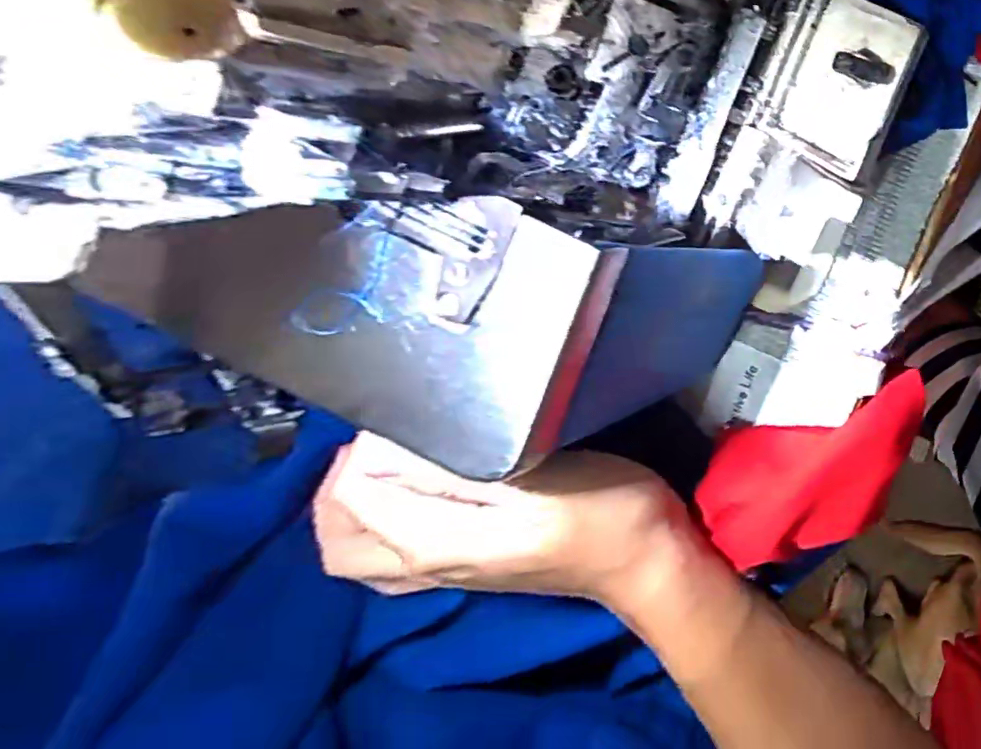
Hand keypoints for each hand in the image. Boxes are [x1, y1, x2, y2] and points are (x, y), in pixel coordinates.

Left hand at [313, 434, 705, 614]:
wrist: (642, 557)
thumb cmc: (602, 508)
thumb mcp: (539, 476)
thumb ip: (460, 466)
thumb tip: (391, 446)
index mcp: (436, 541)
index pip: (355, 496)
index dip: (367, 446)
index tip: (406, 406)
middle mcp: (427, 565)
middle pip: (341, 539)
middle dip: (339, 486)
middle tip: (378, 437)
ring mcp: (449, 574)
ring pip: (362, 554)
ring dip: (355, 510)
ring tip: (385, 463)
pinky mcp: (471, 569)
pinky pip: (393, 559)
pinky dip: (383, 527)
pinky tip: (417, 499)